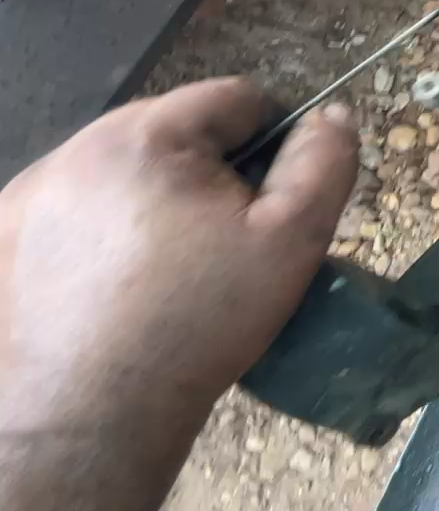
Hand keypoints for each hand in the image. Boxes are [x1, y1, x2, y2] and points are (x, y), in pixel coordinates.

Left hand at [0, 77, 357, 418]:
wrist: (85, 414)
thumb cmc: (206, 311)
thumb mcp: (299, 230)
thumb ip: (326, 158)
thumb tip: (333, 113)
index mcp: (145, 140)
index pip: (236, 97)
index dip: (278, 136)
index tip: (279, 194)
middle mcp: (70, 153)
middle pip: (179, 124)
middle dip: (220, 161)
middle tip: (237, 226)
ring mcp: (23, 198)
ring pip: (131, 162)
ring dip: (168, 187)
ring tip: (182, 252)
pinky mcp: (0, 240)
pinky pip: (85, 199)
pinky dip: (118, 218)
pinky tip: (128, 273)